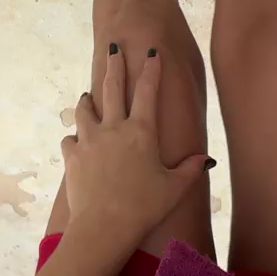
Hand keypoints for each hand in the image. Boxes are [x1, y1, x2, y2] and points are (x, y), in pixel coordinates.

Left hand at [59, 48, 210, 256]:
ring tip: (87, 95)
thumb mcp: (174, 188)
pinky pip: (70, 139)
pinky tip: (77, 142)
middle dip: (114, 65)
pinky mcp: (72, 155)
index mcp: (141, 131)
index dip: (150, 69)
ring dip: (87, 100)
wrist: (103, 226)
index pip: (148, 91)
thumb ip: (190, 170)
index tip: (151, 52)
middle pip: (112, 87)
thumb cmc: (144, 207)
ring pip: (85, 109)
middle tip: (113, 49)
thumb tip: (206, 159)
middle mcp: (114, 128)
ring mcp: (89, 139)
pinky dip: (74, 138)